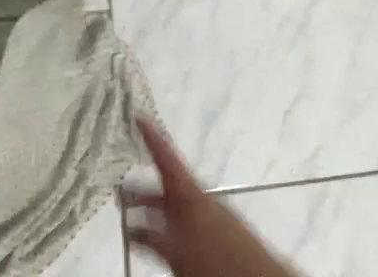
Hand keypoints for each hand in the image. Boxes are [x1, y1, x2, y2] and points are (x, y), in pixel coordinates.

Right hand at [123, 118, 299, 276]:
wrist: (258, 274)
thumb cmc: (218, 257)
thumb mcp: (179, 248)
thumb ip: (154, 237)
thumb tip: (131, 227)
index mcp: (189, 193)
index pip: (165, 156)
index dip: (151, 136)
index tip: (138, 115)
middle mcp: (197, 199)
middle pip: (165, 186)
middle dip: (141, 187)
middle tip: (119, 187)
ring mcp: (206, 215)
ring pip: (172, 207)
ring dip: (150, 210)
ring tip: (128, 218)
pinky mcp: (215, 232)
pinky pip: (181, 222)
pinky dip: (163, 224)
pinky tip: (153, 237)